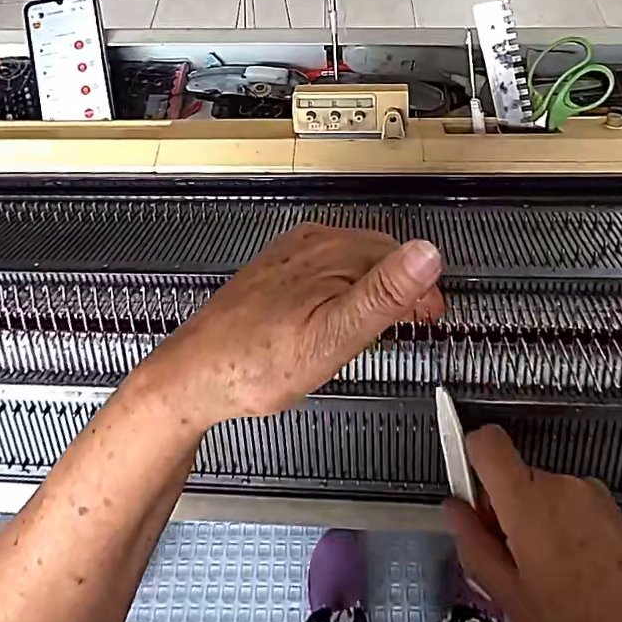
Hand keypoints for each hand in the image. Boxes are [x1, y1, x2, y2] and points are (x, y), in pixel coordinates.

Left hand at [130, 223, 443, 430]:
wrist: (191, 377)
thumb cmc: (253, 365)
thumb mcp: (333, 337)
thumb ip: (384, 294)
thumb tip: (426, 254)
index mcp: (332, 252)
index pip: (400, 256)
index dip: (421, 288)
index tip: (431, 315)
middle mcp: (310, 244)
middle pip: (378, 255)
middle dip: (400, 287)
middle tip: (410, 323)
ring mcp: (290, 256)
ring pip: (352, 262)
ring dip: (374, 287)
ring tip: (378, 325)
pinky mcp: (277, 271)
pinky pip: (325, 269)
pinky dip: (344, 288)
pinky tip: (336, 314)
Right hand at [445, 426, 621, 621]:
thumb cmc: (581, 618)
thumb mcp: (512, 596)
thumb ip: (474, 547)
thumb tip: (453, 509)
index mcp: (526, 498)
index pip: (486, 440)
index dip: (469, 454)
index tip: (469, 489)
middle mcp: (557, 482)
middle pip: (513, 474)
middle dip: (505, 508)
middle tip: (513, 557)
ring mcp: (586, 488)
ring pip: (542, 492)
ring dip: (536, 519)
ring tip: (550, 571)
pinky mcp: (607, 501)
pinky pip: (570, 501)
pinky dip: (563, 524)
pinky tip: (576, 566)